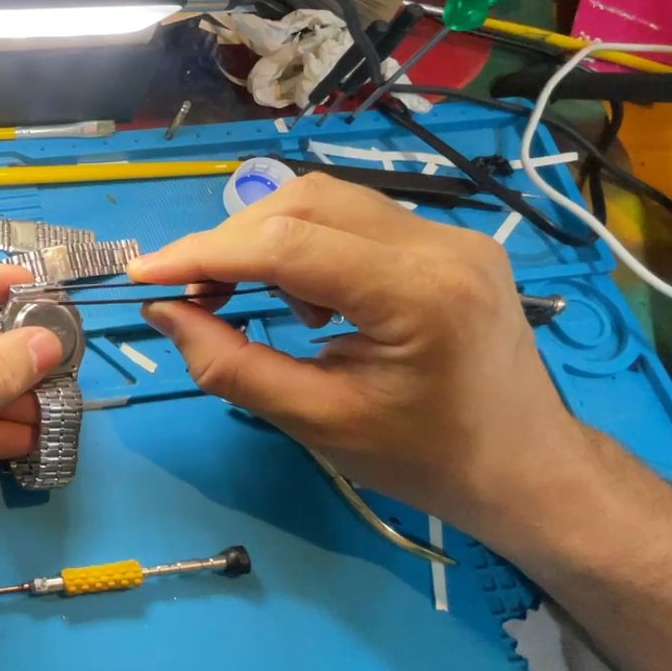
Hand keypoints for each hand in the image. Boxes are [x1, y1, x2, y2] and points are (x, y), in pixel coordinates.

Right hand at [128, 173, 592, 544]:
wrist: (527, 468)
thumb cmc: (423, 458)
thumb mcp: (315, 422)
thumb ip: (229, 365)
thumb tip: (162, 313)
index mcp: (416, 295)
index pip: (285, 247)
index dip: (202, 254)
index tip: (144, 275)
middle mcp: (439, 244)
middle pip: (302, 204)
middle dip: (227, 242)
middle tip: (188, 292)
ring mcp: (449, 234)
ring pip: (323, 201)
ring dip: (260, 239)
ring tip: (238, 295)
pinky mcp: (445, 240)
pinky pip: (350, 218)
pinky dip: (298, 245)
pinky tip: (299, 297)